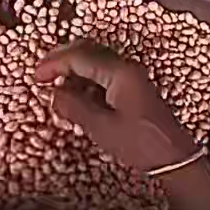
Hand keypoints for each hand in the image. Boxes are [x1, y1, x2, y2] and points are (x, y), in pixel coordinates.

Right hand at [34, 41, 199, 172]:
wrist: (173, 158)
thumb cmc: (140, 144)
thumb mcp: (101, 127)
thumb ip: (74, 107)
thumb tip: (53, 93)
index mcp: (119, 72)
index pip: (79, 56)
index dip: (53, 64)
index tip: (36, 77)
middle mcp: (126, 68)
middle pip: (88, 51)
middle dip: (62, 60)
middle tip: (42, 76)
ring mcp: (131, 77)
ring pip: (95, 61)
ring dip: (73, 70)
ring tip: (56, 88)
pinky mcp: (133, 89)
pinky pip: (104, 75)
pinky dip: (86, 80)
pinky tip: (76, 97)